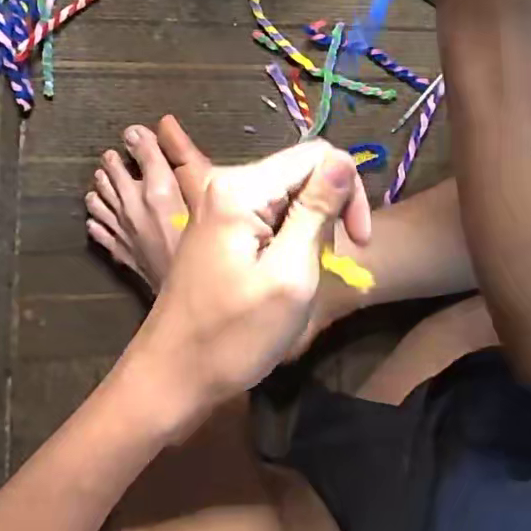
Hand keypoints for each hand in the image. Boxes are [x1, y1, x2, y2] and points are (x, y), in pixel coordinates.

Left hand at [114, 141, 365, 438]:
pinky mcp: (220, 222)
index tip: (358, 242)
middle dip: (328, 210)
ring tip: (303, 274)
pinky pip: (269, 211)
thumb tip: (343, 158)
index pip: (317, 155)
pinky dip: (289, 235)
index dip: (348, 191)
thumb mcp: (289, 276)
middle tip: (328, 263)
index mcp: (241, 188)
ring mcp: (220, 202)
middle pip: (301, 170)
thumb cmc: (232, 337)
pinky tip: (285, 270)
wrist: (171, 375)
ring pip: (289, 192)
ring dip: (310, 227)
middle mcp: (227, 182)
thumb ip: (317, 211)